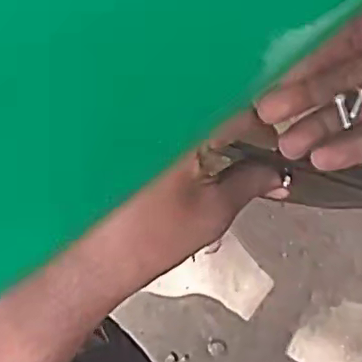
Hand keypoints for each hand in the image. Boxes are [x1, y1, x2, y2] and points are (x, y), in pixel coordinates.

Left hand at [6, 115, 286, 333]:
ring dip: (211, 123)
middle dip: (239, 120)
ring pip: (189, 105)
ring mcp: (135, 118)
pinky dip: (184, 128)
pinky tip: (190, 154)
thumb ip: (250, 184)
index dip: (264, 124)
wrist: (85, 263)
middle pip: (213, 98)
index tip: (274, 142)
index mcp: (184, 127)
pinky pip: (165, 117)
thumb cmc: (140, 242)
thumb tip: (275, 174)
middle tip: (252, 148)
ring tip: (222, 153)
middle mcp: (158, 113)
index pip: (239, 107)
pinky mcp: (121, 130)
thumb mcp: (211, 214)